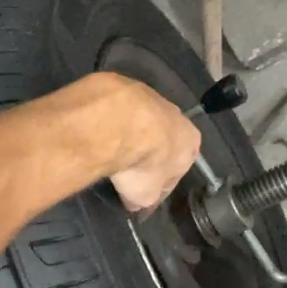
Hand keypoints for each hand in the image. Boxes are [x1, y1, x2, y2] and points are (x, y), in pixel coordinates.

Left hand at [95, 74, 203, 212]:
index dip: (160, 183)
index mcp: (191, 141)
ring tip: (106, 149)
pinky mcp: (121, 84)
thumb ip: (145, 198)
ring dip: (127, 133)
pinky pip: (115, 109)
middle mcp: (176, 114)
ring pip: (139, 121)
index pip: (179, 168)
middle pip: (161, 139)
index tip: (142, 193)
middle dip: (146, 153)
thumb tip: (136, 203)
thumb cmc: (143, 163)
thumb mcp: (145, 195)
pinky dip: (108, 119)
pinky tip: (95, 131)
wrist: (119, 121)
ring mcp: (149, 95)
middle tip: (125, 170)